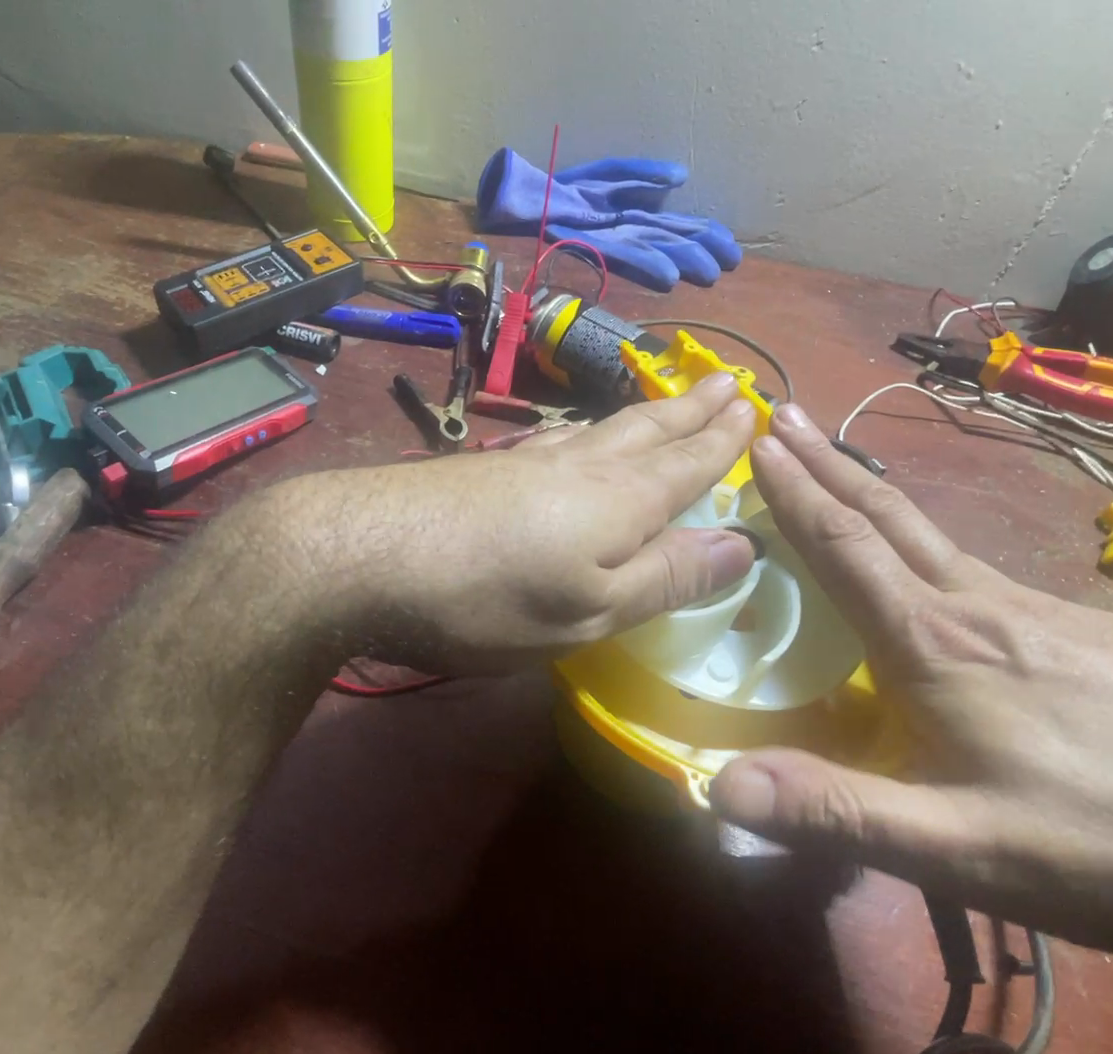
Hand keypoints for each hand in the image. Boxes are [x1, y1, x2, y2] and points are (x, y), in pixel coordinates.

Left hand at [265, 373, 757, 670]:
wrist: (360, 553)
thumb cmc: (487, 597)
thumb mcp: (589, 611)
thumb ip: (665, 578)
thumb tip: (744, 544)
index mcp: (618, 501)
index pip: (687, 464)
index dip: (723, 442)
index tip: (752, 408)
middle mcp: (577, 467)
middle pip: (645, 431)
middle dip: (689, 411)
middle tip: (724, 382)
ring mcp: (523, 463)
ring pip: (599, 430)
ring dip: (641, 415)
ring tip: (665, 403)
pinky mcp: (480, 471)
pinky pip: (556, 441)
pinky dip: (586, 433)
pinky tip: (574, 439)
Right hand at [710, 405, 1112, 971]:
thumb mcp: (962, 850)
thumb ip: (835, 812)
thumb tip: (717, 786)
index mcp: (938, 645)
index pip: (846, 546)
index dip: (795, 490)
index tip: (759, 438)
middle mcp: (987, 607)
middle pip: (891, 518)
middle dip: (828, 463)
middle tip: (787, 415)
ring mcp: (1051, 613)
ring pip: (940, 541)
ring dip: (876, 501)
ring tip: (842, 480)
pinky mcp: (1099, 634)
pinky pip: (988, 572)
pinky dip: (934, 547)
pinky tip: (947, 580)